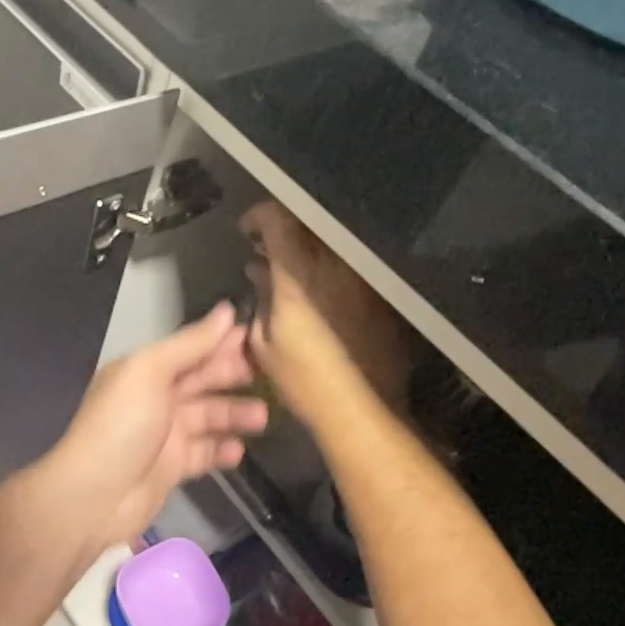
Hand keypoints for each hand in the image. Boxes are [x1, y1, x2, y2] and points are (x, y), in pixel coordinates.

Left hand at [44, 303, 268, 549]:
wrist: (93, 495)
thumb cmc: (121, 425)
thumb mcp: (151, 372)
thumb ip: (190, 344)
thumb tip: (227, 311)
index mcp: (147, 369)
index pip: (192, 348)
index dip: (223, 341)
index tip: (259, 334)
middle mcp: (157, 397)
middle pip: (203, 380)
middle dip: (234, 374)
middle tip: (272, 374)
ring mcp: (166, 434)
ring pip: (209, 416)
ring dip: (235, 414)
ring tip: (261, 417)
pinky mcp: (173, 467)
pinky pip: (205, 453)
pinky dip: (222, 449)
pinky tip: (238, 450)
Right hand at [240, 202, 410, 426]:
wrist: (360, 409)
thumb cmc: (303, 379)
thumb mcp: (263, 343)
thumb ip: (260, 298)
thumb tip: (258, 271)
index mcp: (299, 274)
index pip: (278, 220)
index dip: (258, 216)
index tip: (247, 229)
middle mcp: (333, 266)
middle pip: (306, 225)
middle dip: (282, 230)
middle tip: (266, 248)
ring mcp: (360, 278)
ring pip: (330, 245)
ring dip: (307, 249)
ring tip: (291, 269)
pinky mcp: (377, 295)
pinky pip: (349, 267)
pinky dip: (330, 270)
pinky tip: (320, 291)